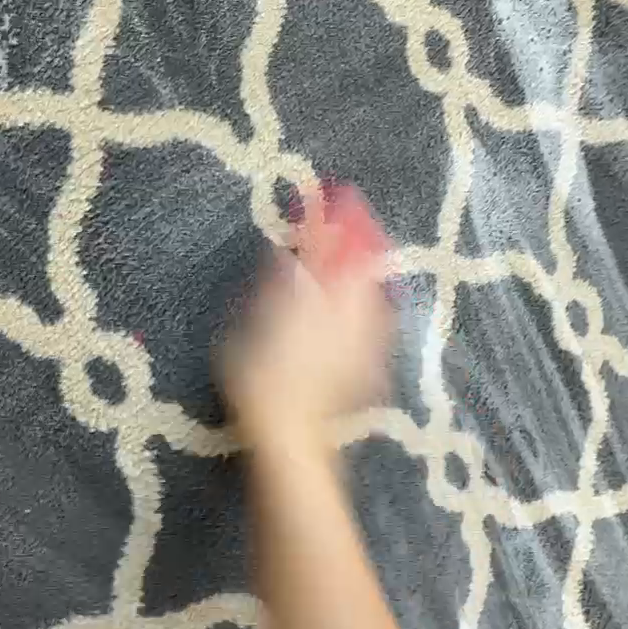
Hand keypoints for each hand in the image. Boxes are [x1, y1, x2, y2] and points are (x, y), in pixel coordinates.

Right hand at [220, 183, 390, 451]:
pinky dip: (373, 296)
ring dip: (369, 263)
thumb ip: (273, 289)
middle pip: (363, 264)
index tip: (331, 192)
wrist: (290, 435)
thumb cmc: (257, 379)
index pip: (328, 248)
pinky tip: (370, 298)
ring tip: (365, 247)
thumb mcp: (250, 328)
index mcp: (316, 299)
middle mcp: (348, 314)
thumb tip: (285, 256)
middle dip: (359, 236)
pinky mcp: (367, 360)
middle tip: (355, 215)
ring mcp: (363, 338)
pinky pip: (378, 315)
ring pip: (375, 289)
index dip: (330, 218)